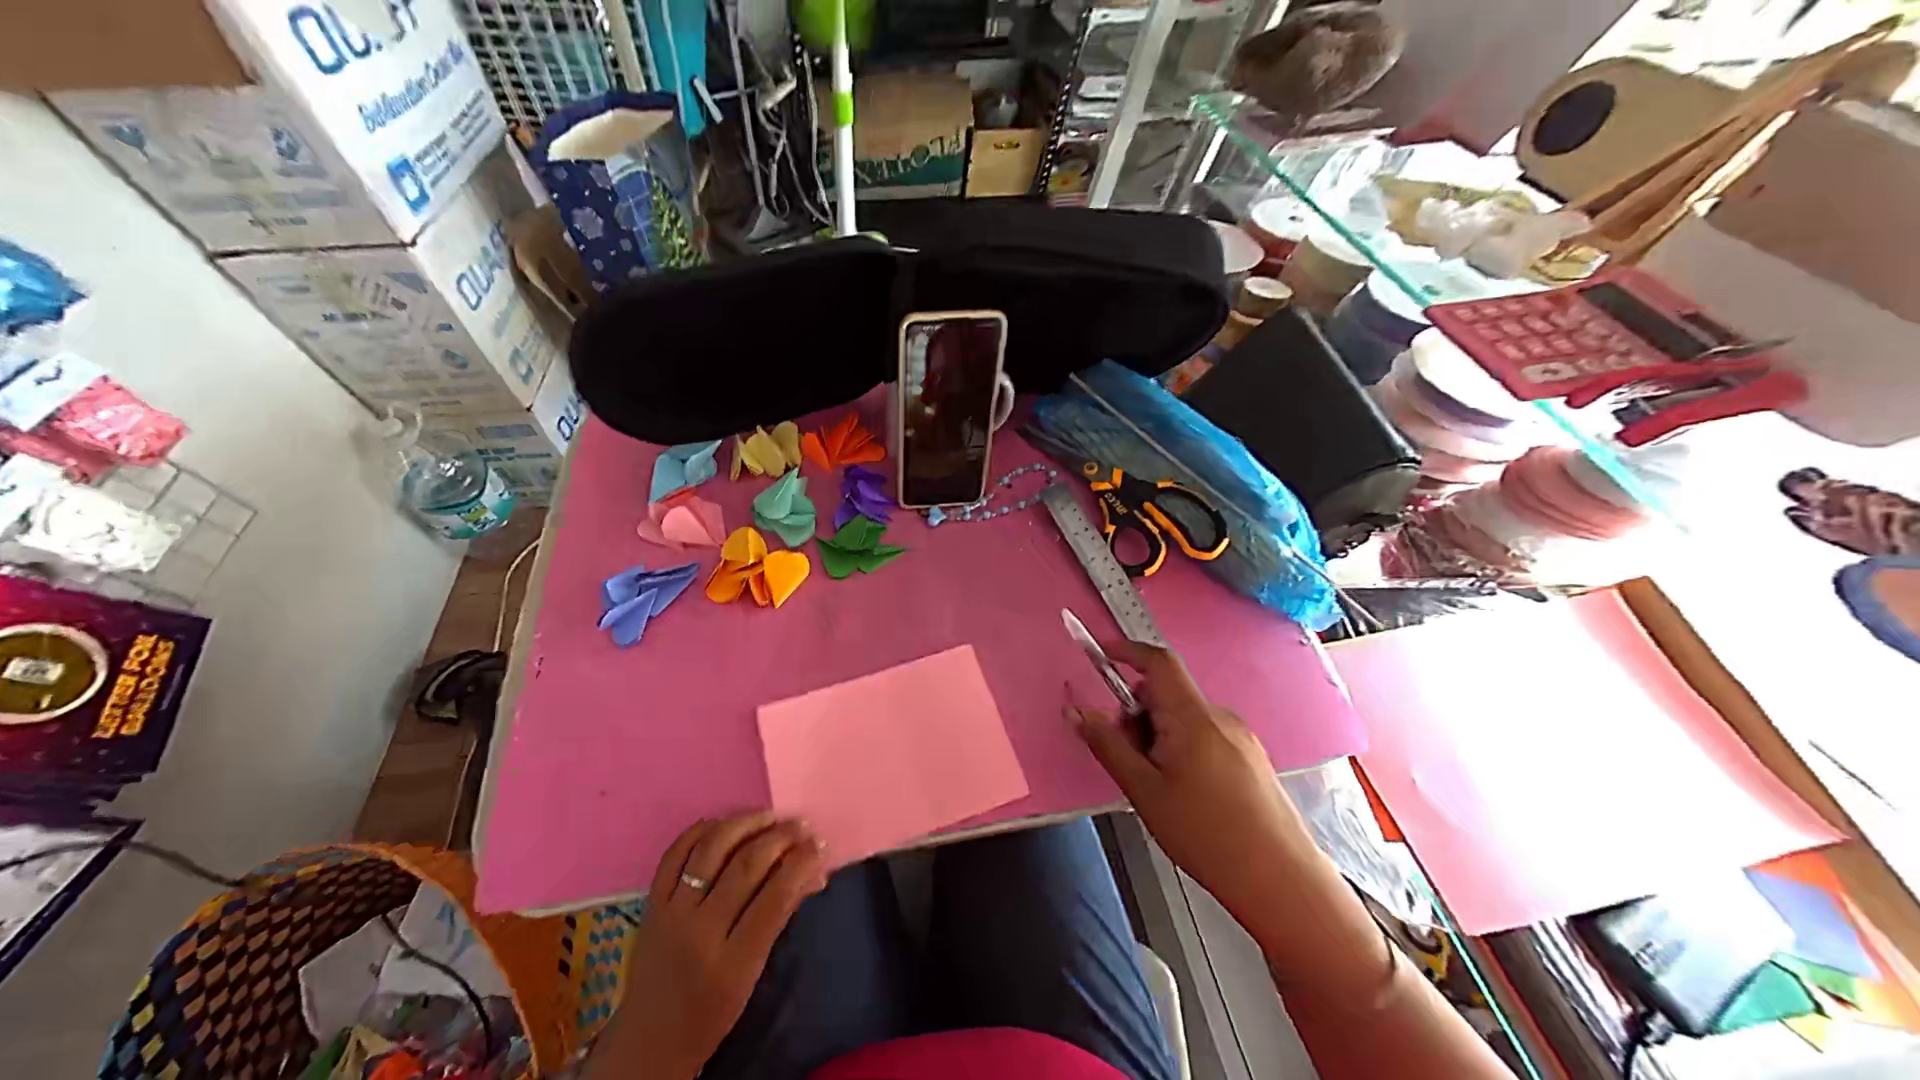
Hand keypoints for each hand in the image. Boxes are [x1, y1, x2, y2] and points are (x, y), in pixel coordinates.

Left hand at [603, 813, 828, 1079]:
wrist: (649, 1037)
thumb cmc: (713, 1011)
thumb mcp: (753, 973)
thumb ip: (780, 918)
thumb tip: (814, 872)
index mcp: (732, 961)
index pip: (775, 897)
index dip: (802, 863)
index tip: (820, 845)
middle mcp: (699, 931)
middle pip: (746, 866)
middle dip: (781, 838)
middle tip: (802, 825)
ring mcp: (672, 913)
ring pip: (711, 850)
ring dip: (745, 824)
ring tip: (769, 817)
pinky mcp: (651, 902)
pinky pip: (675, 853)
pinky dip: (701, 830)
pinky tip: (725, 822)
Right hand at [1070, 640, 1311, 920]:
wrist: (1281, 881)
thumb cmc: (1207, 835)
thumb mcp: (1144, 790)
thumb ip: (1107, 744)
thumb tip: (1076, 711)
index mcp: (1192, 718)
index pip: (1158, 662)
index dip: (1127, 651)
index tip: (1102, 655)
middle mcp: (1220, 717)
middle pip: (1167, 695)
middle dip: (1137, 715)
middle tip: (1129, 759)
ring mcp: (1240, 737)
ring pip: (1184, 718)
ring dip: (1159, 736)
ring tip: (1159, 786)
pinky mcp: (1251, 757)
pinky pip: (1205, 735)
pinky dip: (1182, 749)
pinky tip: (1186, 794)